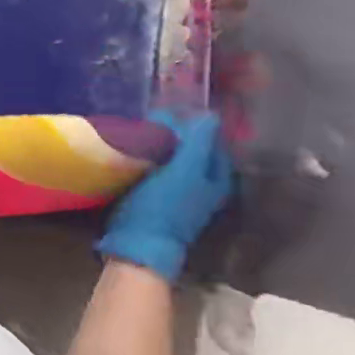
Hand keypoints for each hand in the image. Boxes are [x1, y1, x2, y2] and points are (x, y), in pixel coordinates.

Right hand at [96, 110, 233, 280]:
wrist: (137, 244)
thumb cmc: (161, 206)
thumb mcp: (182, 172)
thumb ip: (197, 144)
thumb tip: (209, 115)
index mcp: (216, 177)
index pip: (211, 139)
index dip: (193, 123)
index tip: (168, 110)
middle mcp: (206, 185)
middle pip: (195, 149)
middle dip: (178, 133)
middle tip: (152, 120)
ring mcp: (184, 194)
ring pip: (178, 160)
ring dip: (164, 146)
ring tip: (143, 133)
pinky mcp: (162, 200)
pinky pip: (162, 170)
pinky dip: (154, 159)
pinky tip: (139, 154)